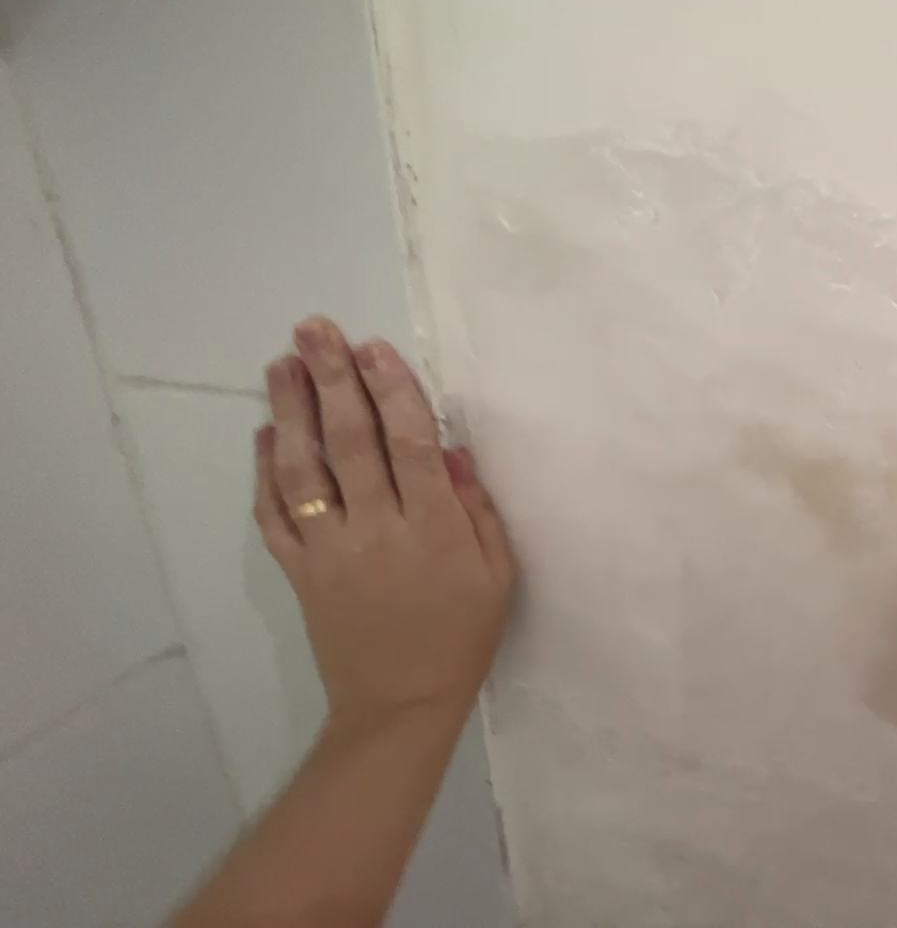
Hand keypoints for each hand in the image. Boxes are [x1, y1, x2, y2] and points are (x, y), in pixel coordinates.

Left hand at [255, 316, 517, 734]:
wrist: (401, 699)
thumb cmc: (465, 630)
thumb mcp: (498, 571)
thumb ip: (476, 509)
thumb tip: (449, 452)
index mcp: (433, 528)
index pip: (408, 445)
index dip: (392, 392)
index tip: (375, 349)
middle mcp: (374, 530)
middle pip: (348, 443)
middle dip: (332, 381)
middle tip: (315, 330)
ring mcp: (327, 549)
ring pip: (302, 469)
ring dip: (291, 411)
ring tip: (282, 363)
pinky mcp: (298, 569)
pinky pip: (273, 513)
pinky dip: (265, 470)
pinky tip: (266, 432)